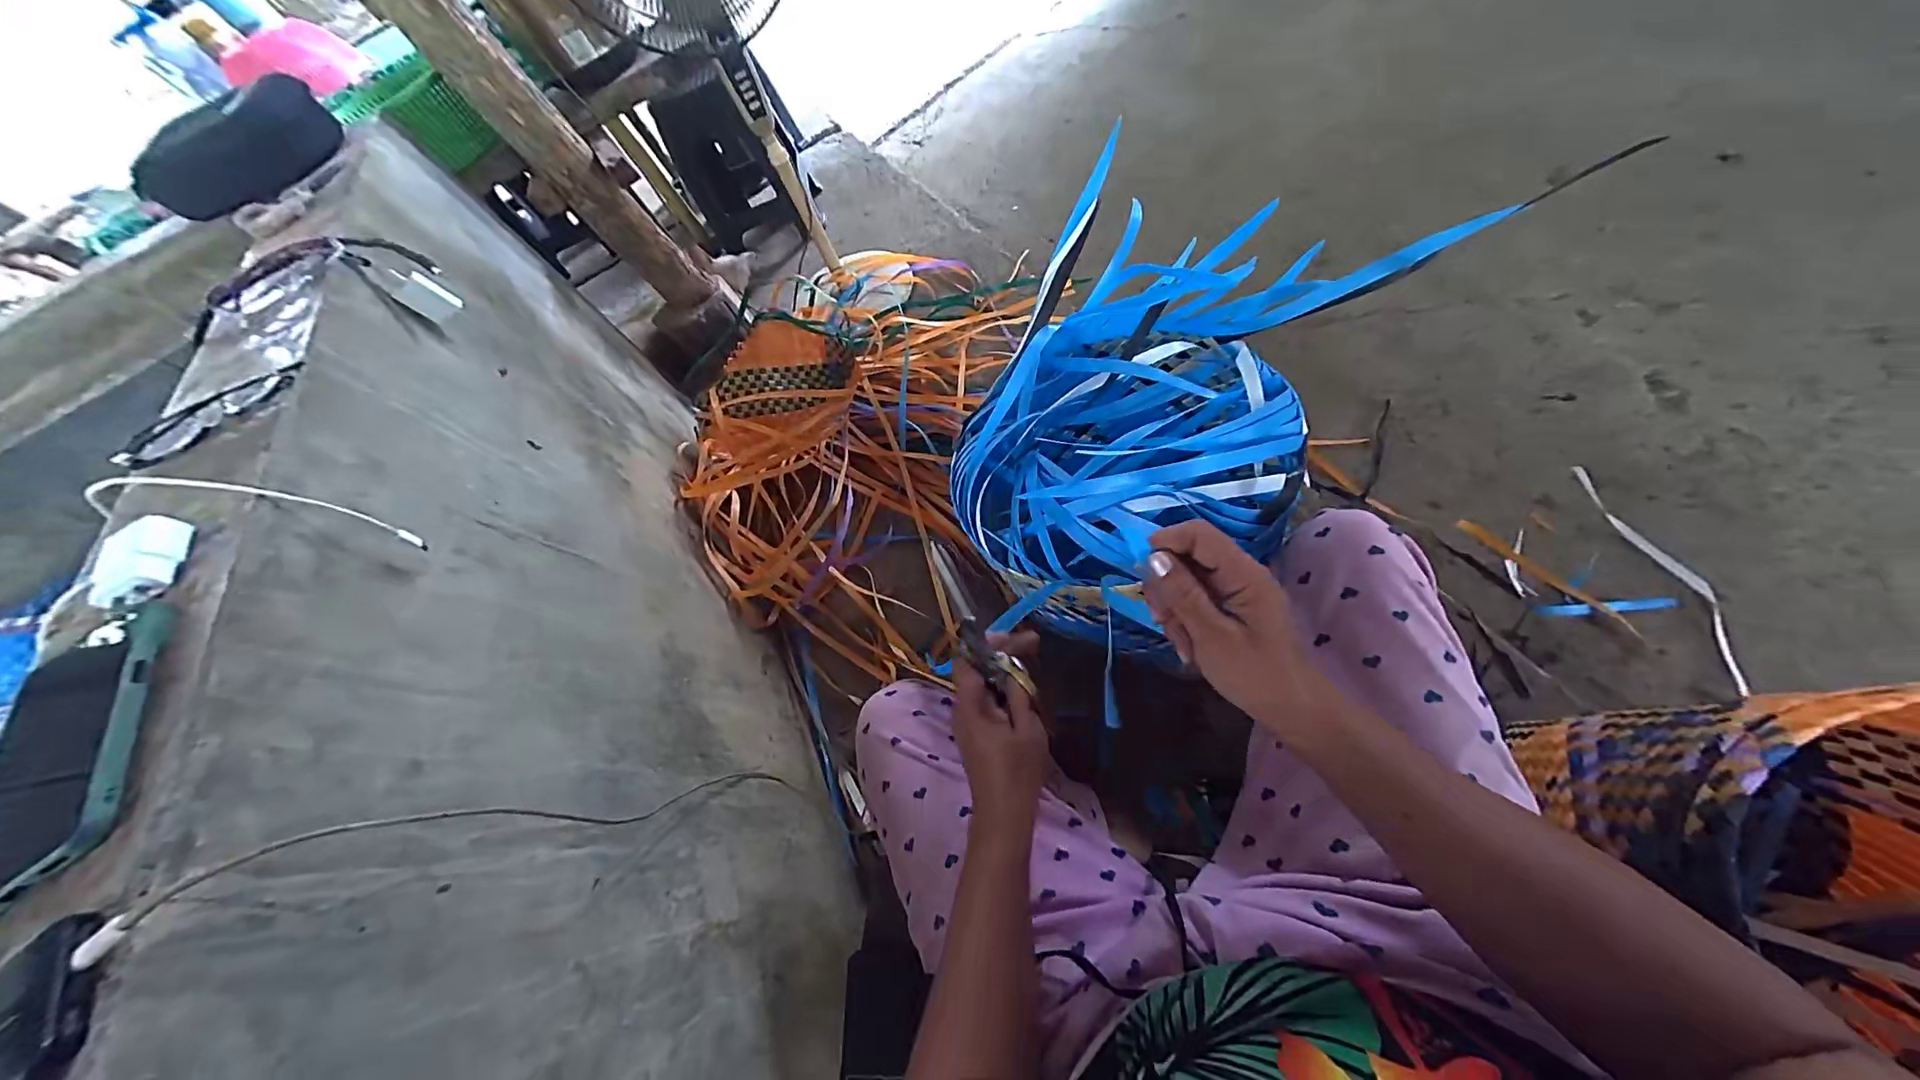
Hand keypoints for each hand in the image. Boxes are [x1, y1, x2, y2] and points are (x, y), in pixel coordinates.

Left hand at [953, 631, 1049, 833]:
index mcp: (969, 703)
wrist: (1003, 814)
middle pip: (976, 668)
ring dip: (1004, 672)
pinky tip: (1024, 693)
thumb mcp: (1027, 728)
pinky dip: (1003, 691)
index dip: (990, 642)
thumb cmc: (1017, 772)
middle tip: (1033, 645)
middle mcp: (962, 708)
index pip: (967, 658)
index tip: (1019, 638)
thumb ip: (1019, 692)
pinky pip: (986, 700)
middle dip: (1003, 654)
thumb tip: (1014, 664)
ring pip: (983, 684)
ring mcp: (967, 721)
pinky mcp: (975, 732)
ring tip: (1031, 664)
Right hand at [1141, 520, 1348, 738]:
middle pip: (1189, 556)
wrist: (1294, 712)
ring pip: (1187, 581)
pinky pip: (1197, 600)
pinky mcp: (1232, 609)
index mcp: (1244, 574)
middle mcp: (1241, 575)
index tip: (1141, 570)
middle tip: (1162, 620)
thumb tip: (1154, 557)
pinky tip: (1188, 646)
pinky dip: (1185, 619)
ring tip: (1180, 642)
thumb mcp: (1212, 637)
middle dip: (1167, 584)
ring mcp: (1236, 592)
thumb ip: (1183, 594)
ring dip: (1174, 607)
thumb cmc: (1256, 675)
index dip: (1166, 541)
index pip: (1199, 534)